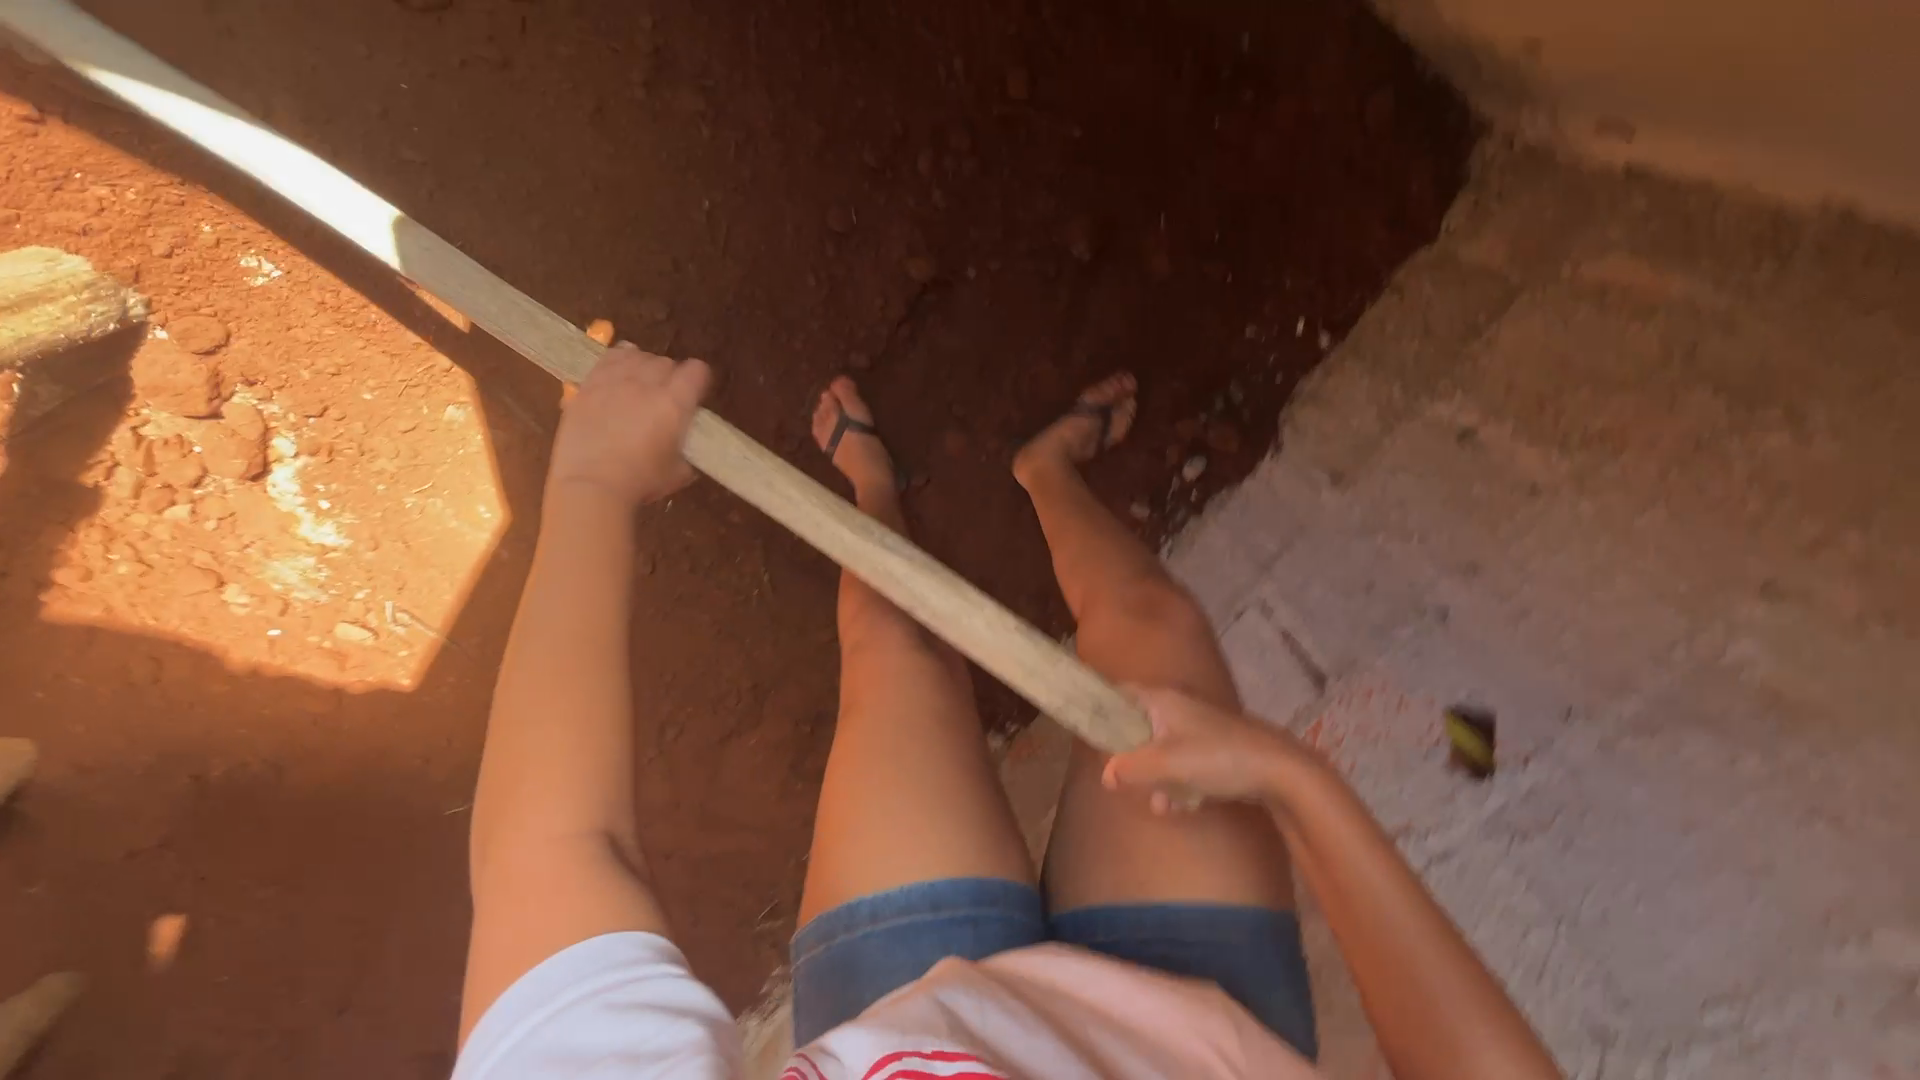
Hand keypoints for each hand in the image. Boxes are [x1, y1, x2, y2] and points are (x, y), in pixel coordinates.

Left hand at [548, 345, 710, 509]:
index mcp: (675, 403)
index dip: (699, 380)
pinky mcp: (589, 385)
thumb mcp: (679, 471)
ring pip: (637, 355)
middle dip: (670, 377)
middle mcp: (647, 383)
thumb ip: (686, 449)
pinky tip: (618, 376)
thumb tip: (683, 443)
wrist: (591, 485)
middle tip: (665, 398)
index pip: (697, 371)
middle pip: (666, 362)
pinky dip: (618, 362)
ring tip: (640, 384)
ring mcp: (615, 381)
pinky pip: (608, 358)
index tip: (695, 395)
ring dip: (644, 367)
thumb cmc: (640, 482)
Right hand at [1102, 687, 1326, 811]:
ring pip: (1159, 750)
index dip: (1100, 706)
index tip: (1087, 728)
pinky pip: (1182, 763)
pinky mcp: (1212, 749)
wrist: (1280, 770)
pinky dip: (1177, 783)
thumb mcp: (1167, 764)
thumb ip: (1130, 768)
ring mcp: (1196, 728)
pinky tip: (1182, 806)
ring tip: (1161, 803)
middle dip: (1130, 757)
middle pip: (1137, 726)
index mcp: (1162, 699)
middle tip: (1122, 777)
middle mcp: (1176, 707)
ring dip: (1155, 777)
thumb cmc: (1218, 757)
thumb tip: (1105, 775)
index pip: (1119, 691)